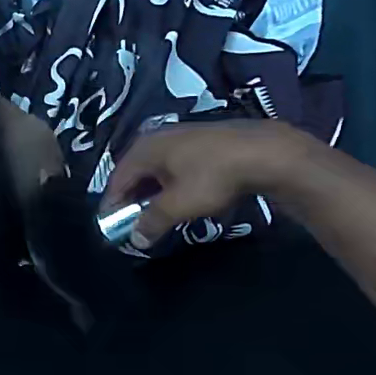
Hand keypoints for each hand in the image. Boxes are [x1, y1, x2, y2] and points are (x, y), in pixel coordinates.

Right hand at [103, 121, 318, 245]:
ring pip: (156, 170)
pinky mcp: (201, 141)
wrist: (264, 151)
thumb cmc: (212, 177)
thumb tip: (135, 239)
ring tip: (156, 215)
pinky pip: (174, 166)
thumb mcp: (178, 205)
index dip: (112, 206)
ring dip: (152, 194)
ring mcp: (180, 136)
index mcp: (144, 149)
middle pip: (135, 173)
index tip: (112, 229)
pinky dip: (170, 184)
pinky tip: (181, 198)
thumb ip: (152, 222)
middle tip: (133, 225)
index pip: (116, 180)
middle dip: (132, 200)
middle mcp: (157, 137)